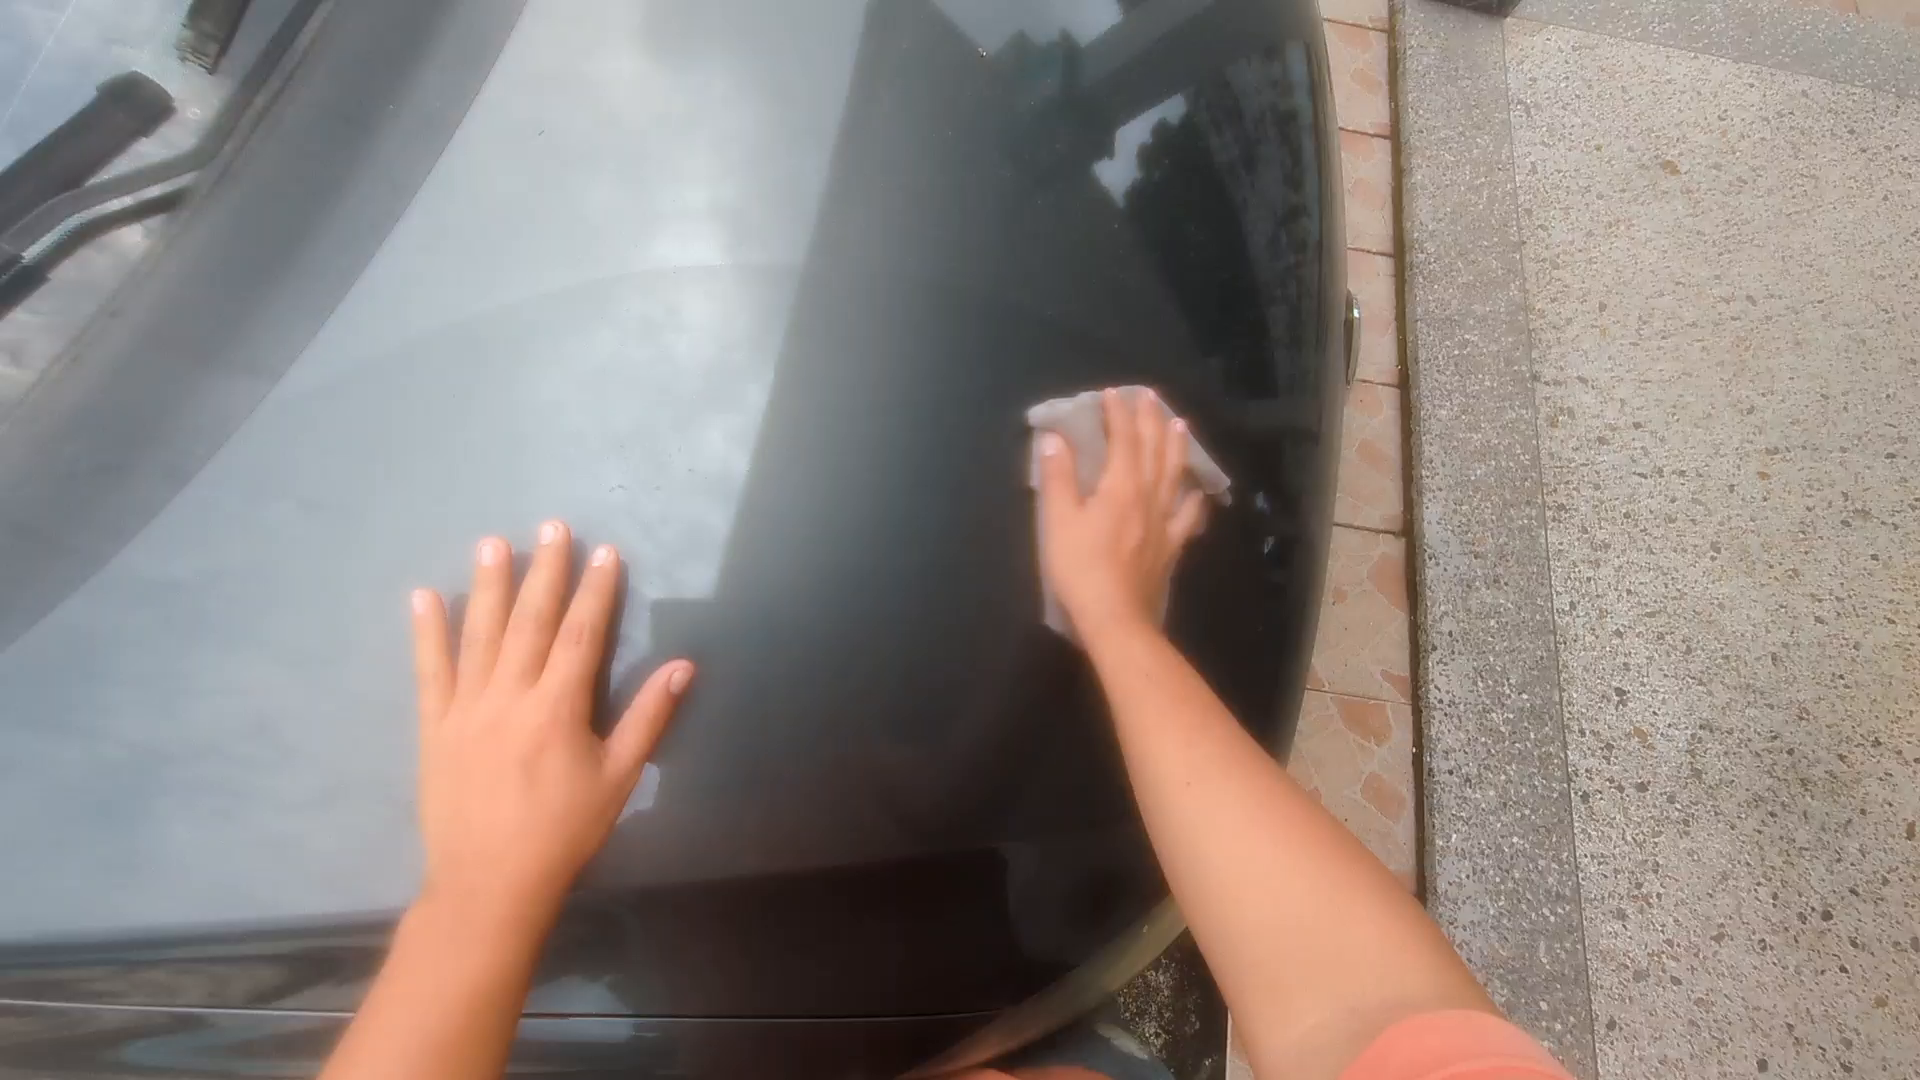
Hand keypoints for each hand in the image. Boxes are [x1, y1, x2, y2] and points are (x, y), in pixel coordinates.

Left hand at [408, 521, 693, 927]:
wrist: (488, 884)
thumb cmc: (565, 829)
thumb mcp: (620, 775)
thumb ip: (649, 716)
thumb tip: (684, 665)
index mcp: (557, 708)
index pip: (581, 635)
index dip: (595, 591)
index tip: (604, 552)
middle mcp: (509, 697)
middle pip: (530, 622)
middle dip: (545, 571)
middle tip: (551, 527)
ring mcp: (465, 709)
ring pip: (480, 636)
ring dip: (489, 586)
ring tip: (493, 543)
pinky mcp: (434, 727)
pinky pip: (429, 672)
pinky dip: (427, 633)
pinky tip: (424, 598)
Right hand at [1036, 387, 1208, 640]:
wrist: (1116, 618)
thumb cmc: (1081, 568)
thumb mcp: (1058, 520)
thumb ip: (1057, 477)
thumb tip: (1054, 438)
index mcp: (1121, 486)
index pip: (1123, 439)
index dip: (1118, 414)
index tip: (1113, 393)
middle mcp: (1149, 497)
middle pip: (1155, 450)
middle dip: (1151, 420)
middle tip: (1152, 396)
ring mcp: (1165, 523)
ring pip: (1175, 475)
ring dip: (1176, 447)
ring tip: (1181, 426)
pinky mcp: (1171, 547)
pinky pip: (1187, 516)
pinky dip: (1193, 499)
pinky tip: (1197, 494)